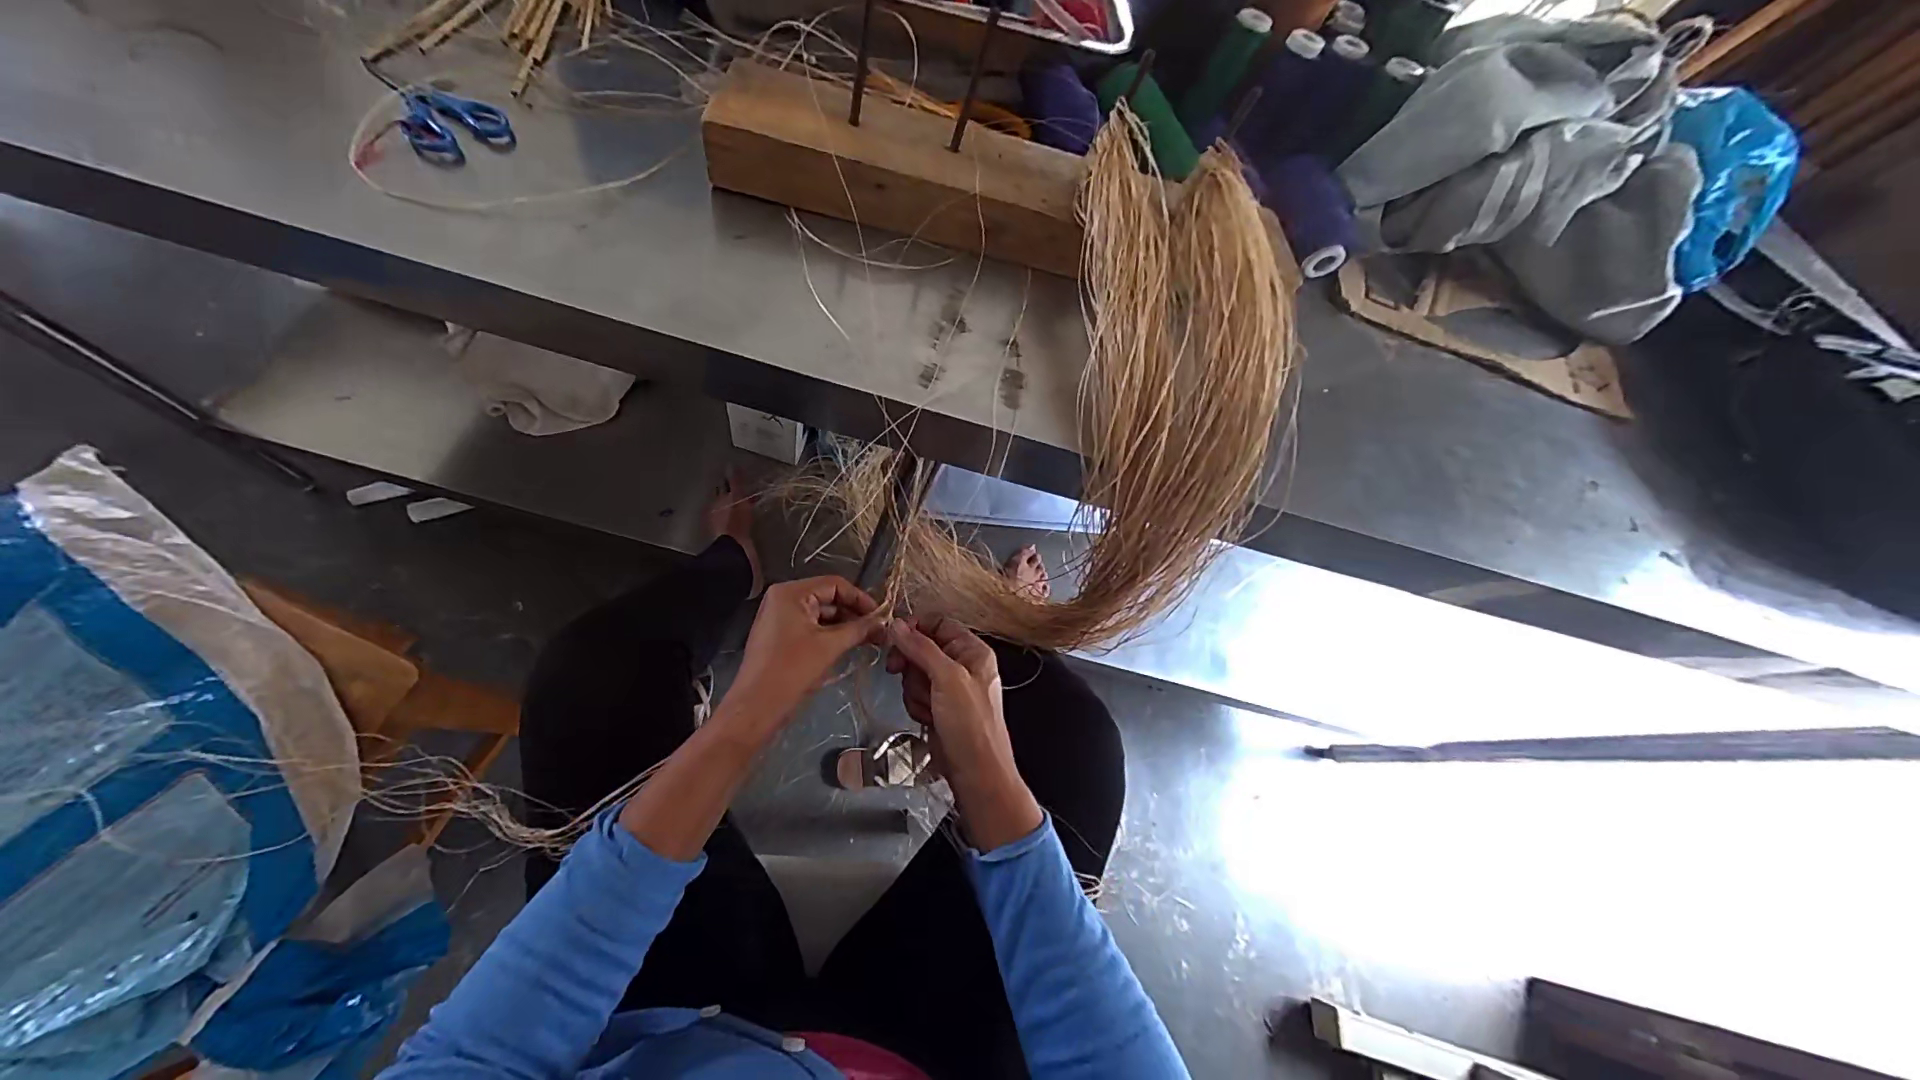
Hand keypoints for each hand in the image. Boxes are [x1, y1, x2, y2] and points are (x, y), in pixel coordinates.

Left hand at [726, 576, 880, 727]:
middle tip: (878, 630)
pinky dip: (830, 634)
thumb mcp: (831, 646)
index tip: (882, 615)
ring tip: (869, 639)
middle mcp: (782, 598)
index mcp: (791, 593)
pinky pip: (811, 626)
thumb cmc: (793, 670)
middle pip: (828, 597)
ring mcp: (779, 617)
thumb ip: (859, 629)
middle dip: (854, 613)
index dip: (861, 599)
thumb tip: (883, 622)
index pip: (835, 585)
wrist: (757, 706)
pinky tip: (849, 645)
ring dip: (844, 625)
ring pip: (821, 614)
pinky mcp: (780, 635)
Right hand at [885, 616, 1041, 849]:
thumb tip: (897, 624)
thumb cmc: (971, 724)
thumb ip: (921, 649)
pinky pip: (916, 694)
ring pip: (915, 673)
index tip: (893, 638)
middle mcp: (962, 665)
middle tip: (898, 671)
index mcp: (973, 651)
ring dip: (914, 690)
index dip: (915, 629)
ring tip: (929, 707)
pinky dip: (916, 705)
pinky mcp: (938, 708)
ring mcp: (950, 688)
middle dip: (911, 665)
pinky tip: (927, 718)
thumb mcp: (948, 679)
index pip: (939, 624)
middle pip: (922, 649)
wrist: (976, 773)